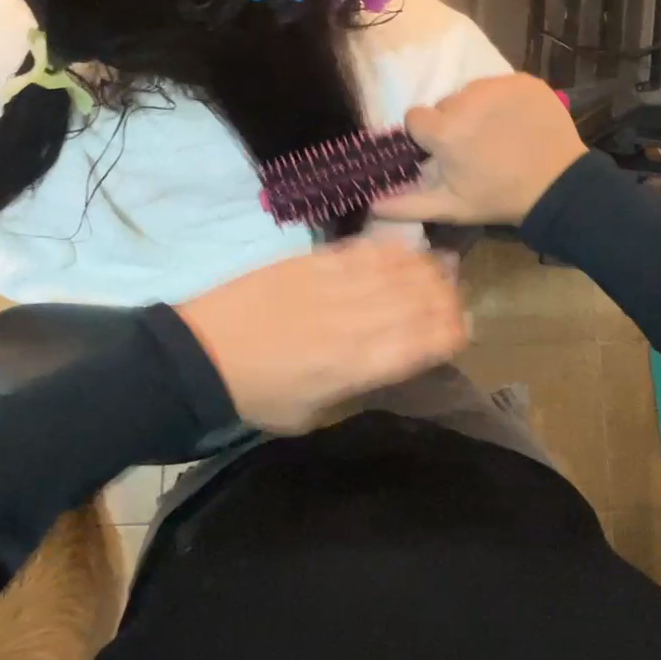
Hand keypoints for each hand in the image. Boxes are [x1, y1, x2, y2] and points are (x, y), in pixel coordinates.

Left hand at [176, 240, 465, 431]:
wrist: (202, 356)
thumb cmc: (259, 396)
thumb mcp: (316, 409)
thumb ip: (360, 383)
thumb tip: (392, 358)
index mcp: (361, 364)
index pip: (430, 339)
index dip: (454, 331)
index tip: (458, 331)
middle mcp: (357, 321)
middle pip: (424, 298)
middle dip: (447, 298)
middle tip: (451, 300)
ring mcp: (335, 285)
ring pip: (401, 269)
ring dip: (426, 269)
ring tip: (437, 271)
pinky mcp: (314, 262)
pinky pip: (365, 250)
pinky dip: (392, 250)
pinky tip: (404, 251)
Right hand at [372, 73, 587, 225]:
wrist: (559, 187)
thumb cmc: (498, 199)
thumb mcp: (451, 207)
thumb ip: (407, 204)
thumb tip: (370, 202)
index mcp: (444, 130)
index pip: (416, 117)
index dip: (427, 135)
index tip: (443, 152)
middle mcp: (466, 100)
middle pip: (445, 104)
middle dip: (453, 122)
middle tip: (476, 148)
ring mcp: (498, 86)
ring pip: (471, 92)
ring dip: (477, 109)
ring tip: (498, 134)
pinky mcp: (524, 80)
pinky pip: (501, 84)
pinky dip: (504, 100)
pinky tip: (517, 122)